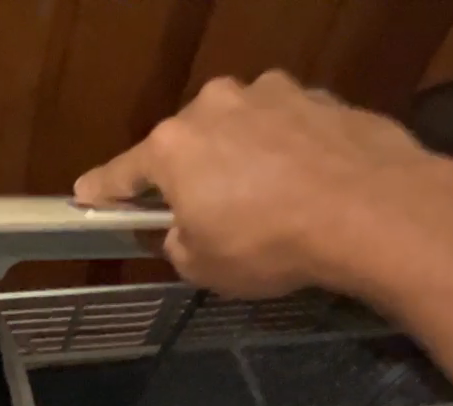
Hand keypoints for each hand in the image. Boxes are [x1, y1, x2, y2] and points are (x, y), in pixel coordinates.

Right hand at [74, 71, 435, 296]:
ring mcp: (271, 93)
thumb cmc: (267, 243)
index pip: (123, 173)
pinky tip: (303, 185)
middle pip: (186, 144)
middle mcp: (215, 106)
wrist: (369, 210)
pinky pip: (284, 129)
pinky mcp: (319, 96)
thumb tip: (185, 227)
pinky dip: (284, 153)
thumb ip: (179, 241)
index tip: (84, 194)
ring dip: (240, 158)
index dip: (102, 190)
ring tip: (266, 202)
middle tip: (206, 214)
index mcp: (173, 147)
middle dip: (190, 174)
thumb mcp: (202, 266)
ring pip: (238, 130)